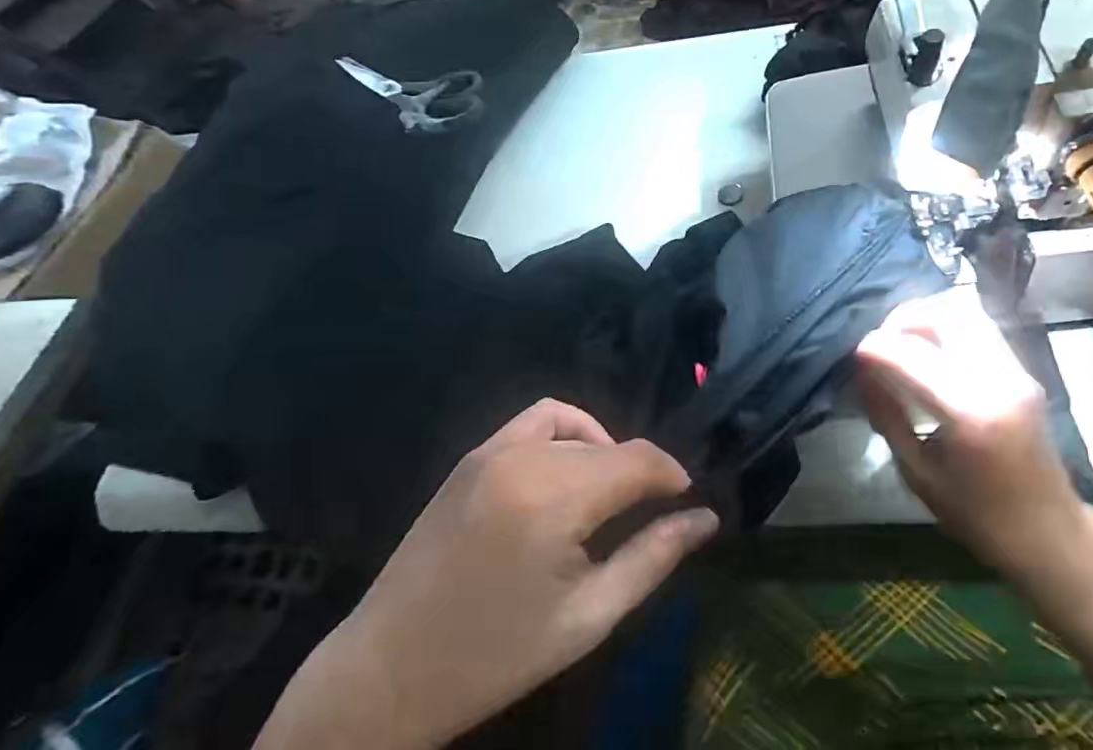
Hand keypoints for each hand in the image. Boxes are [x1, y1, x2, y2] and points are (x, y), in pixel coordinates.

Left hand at [257, 400, 717, 749]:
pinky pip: (535, 421)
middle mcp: (523, 457)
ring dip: (604, 449)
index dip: (671, 476)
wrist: (387, 671)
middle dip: (640, 471)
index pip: (636, 460)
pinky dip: (566, 433)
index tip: (688, 502)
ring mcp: (490, 450)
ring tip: (612, 492)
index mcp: (553, 499)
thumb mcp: (588, 617)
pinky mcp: (471, 456)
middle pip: (608, 445)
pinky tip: (568, 474)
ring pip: (575, 426)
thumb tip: (705, 519)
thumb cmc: (494, 657)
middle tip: (653, 512)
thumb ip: (653, 558)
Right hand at [854, 295, 1092, 575]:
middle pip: (946, 314)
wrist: (1048, 533)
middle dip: (904, 318)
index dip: (876, 347)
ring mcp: (1016, 372)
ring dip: (928, 318)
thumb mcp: (918, 473)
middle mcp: (998, 381)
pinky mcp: (1023, 372)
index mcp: (970, 413)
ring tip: (903, 341)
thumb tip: (862, 373)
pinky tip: (930, 352)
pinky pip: (979, 329)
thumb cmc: (977, 516)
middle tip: (881, 341)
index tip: (856, 355)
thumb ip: (888, 416)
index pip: (911, 355)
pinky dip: (948, 328)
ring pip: (966, 313)